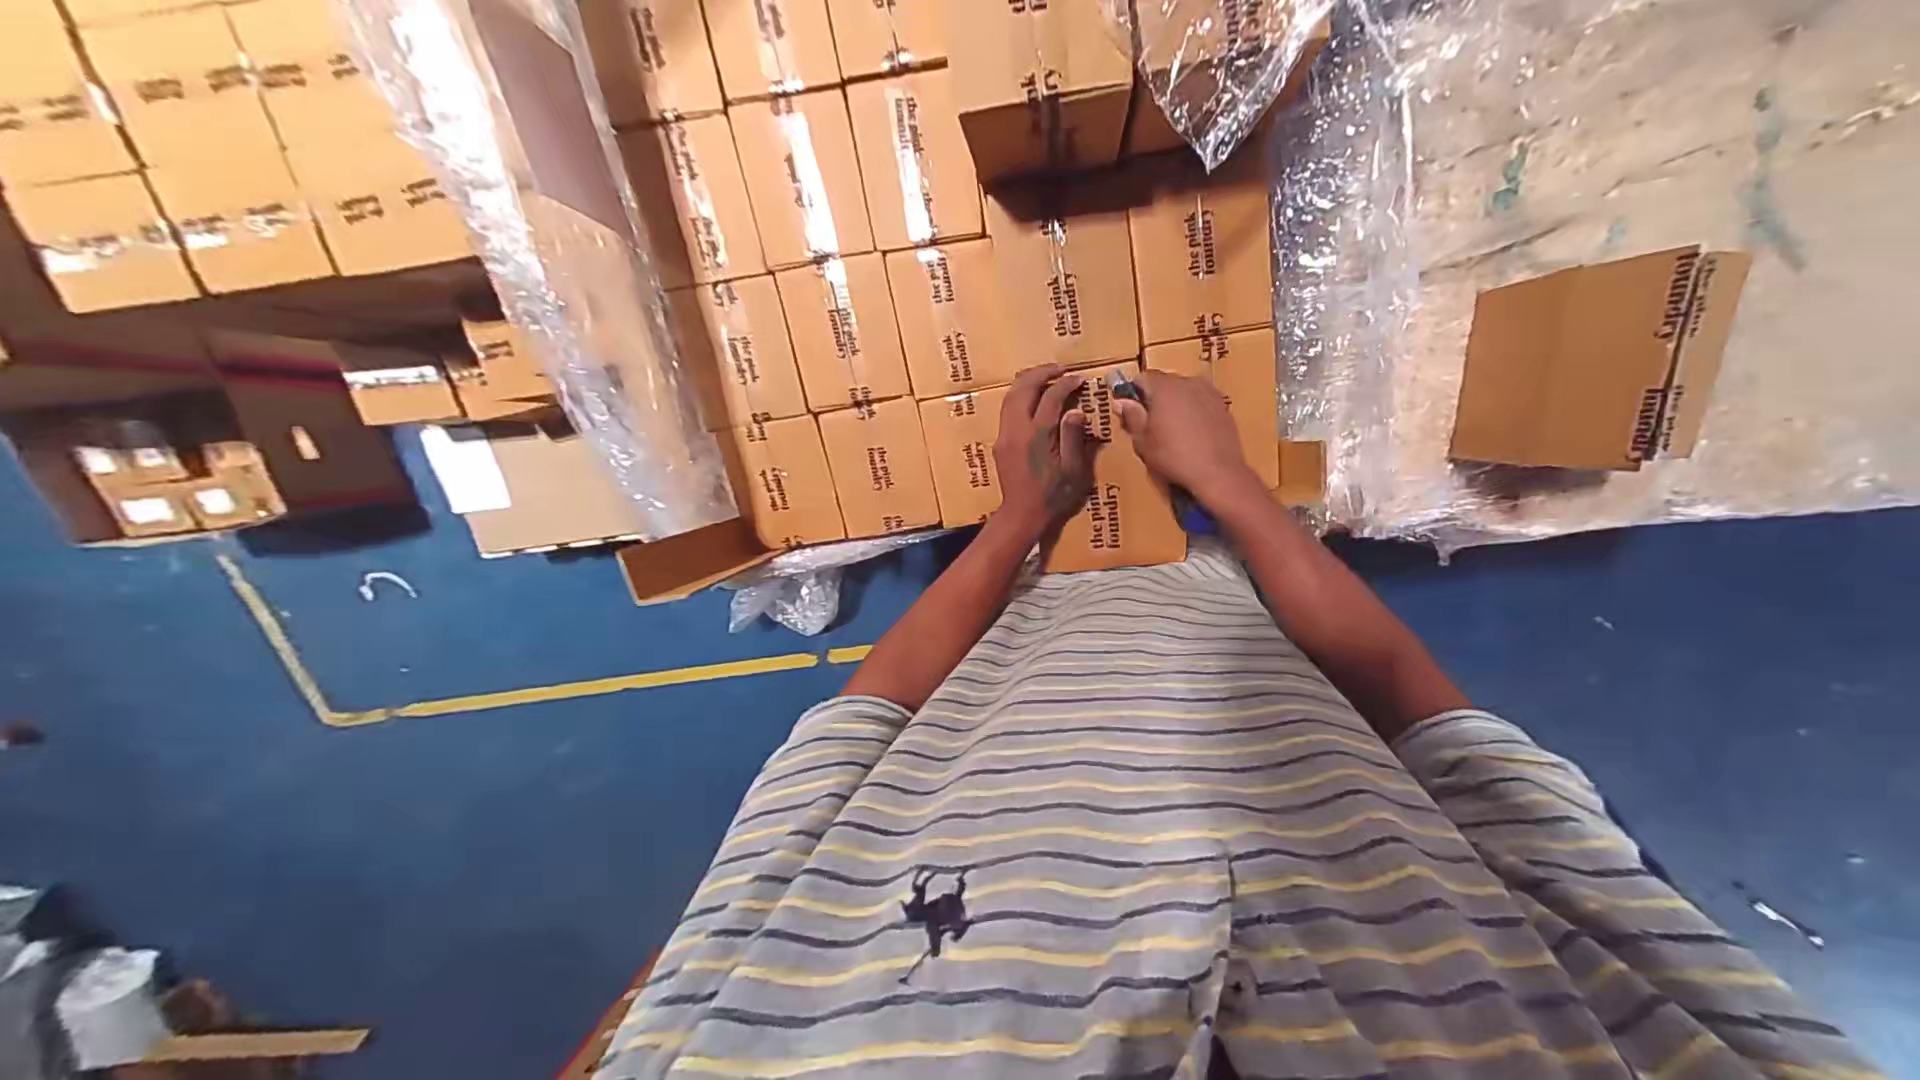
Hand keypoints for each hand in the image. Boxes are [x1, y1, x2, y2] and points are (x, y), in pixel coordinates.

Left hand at [992, 364, 1093, 540]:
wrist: (1022, 515)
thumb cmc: (1052, 496)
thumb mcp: (1073, 470)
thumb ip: (1074, 437)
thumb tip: (1076, 411)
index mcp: (1037, 435)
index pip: (1051, 397)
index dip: (1066, 384)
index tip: (1079, 379)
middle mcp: (1016, 430)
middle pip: (1023, 388)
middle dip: (1042, 372)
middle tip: (1061, 369)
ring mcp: (1004, 435)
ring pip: (1010, 396)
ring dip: (1028, 381)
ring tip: (1047, 377)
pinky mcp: (1000, 442)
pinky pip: (1007, 409)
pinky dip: (1020, 395)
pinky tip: (1033, 398)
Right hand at [1115, 371, 1261, 506]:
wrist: (1217, 472)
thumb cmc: (1173, 457)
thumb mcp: (1143, 441)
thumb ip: (1132, 417)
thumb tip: (1121, 402)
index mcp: (1164, 388)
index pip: (1142, 377)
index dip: (1132, 393)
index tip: (1129, 411)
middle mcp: (1188, 382)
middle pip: (1164, 382)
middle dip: (1154, 398)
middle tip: (1148, 424)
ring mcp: (1209, 392)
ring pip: (1183, 391)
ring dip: (1174, 403)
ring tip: (1171, 429)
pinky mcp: (1223, 405)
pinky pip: (1200, 401)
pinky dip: (1192, 410)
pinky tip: (1191, 432)